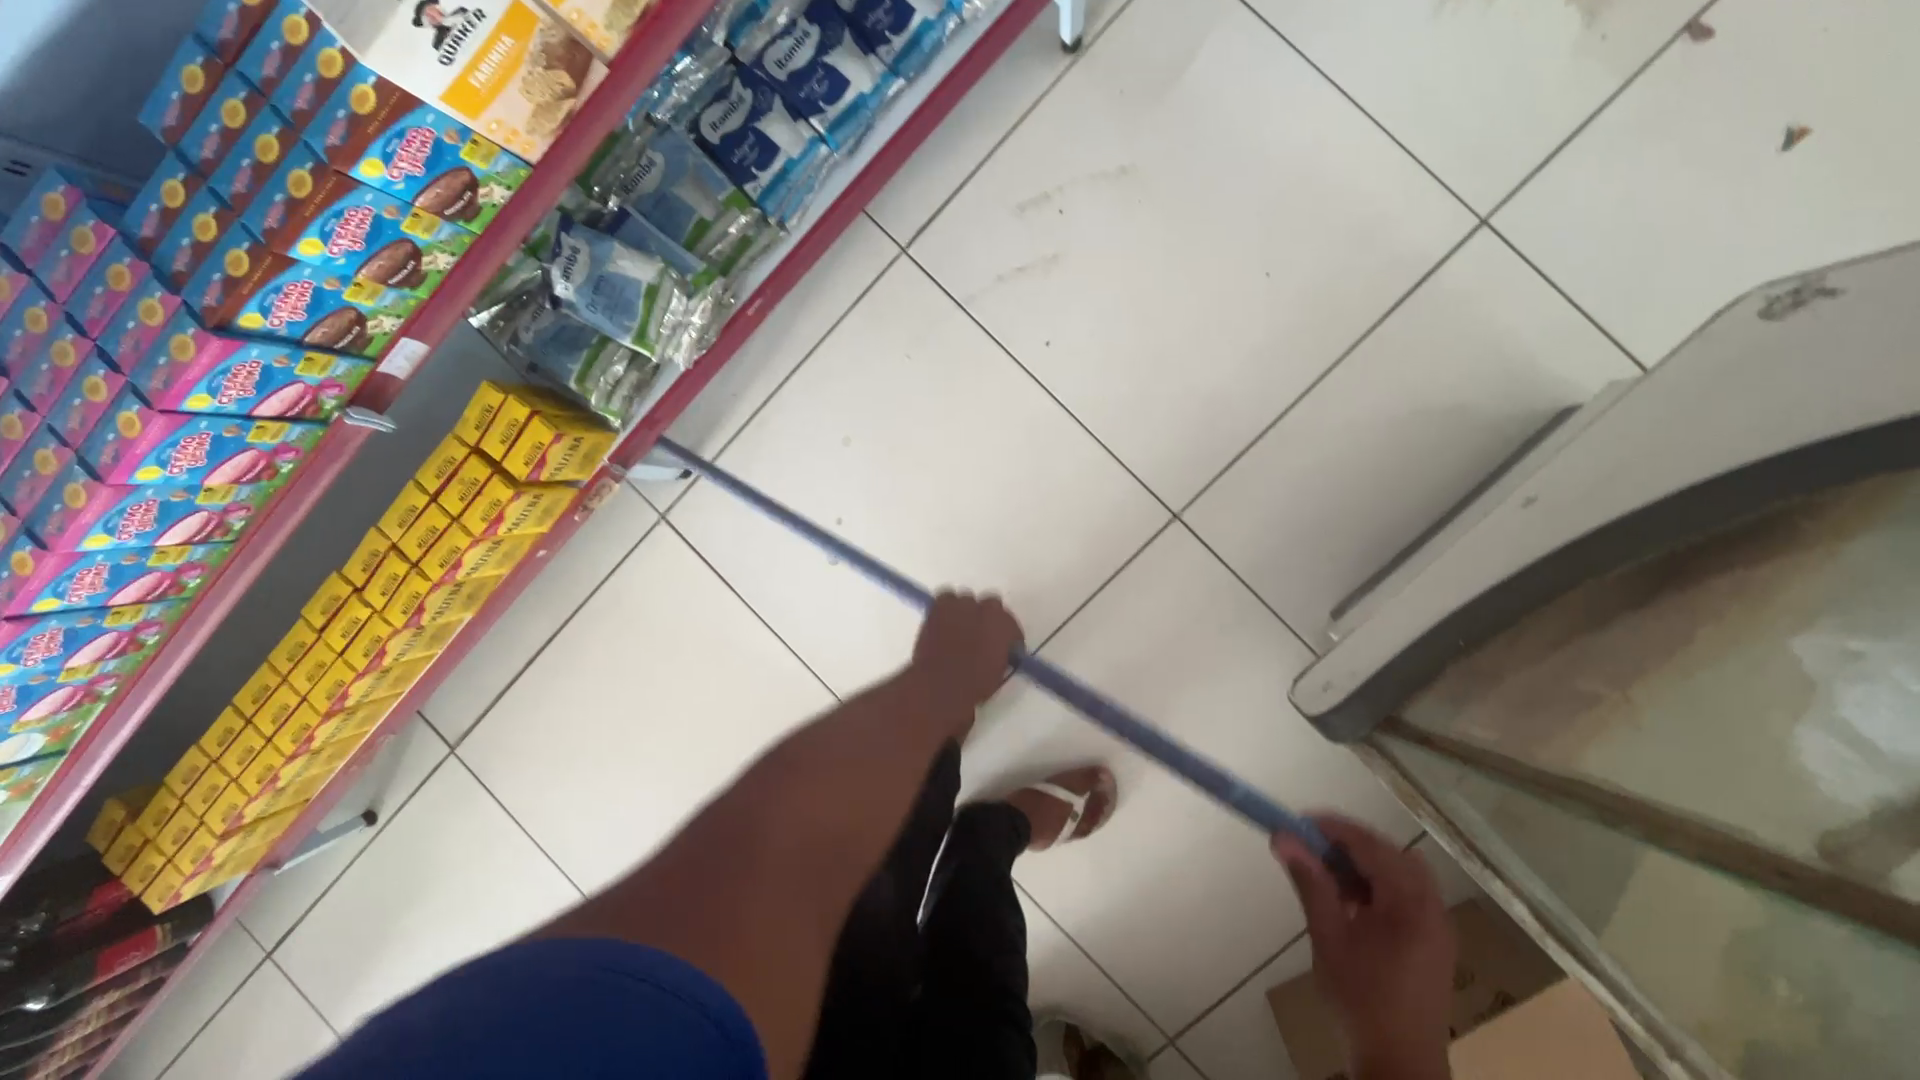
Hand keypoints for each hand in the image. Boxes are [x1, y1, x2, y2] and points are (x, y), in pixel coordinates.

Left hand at [909, 591, 1022, 719]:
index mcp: (1006, 625)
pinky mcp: (940, 606)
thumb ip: (1001, 652)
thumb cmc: (974, 684)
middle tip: (980, 637)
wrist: (941, 683)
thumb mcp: (999, 671)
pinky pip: (946, 599)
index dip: (1006, 637)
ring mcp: (962, 604)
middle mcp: (988, 608)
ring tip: (959, 629)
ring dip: (966, 612)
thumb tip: (997, 649)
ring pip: (967, 601)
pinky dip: (947, 608)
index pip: (1011, 625)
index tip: (1002, 648)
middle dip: (987, 620)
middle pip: (992, 606)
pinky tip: (944, 622)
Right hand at [1273, 817, 1454, 1079]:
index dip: (1334, 828)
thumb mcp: (1328, 937)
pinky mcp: (1433, 944)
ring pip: (1401, 876)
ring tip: (1325, 874)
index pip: (1372, 846)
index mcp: (1410, 904)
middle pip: (1393, 855)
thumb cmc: (1360, 999)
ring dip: (1364, 866)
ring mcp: (1437, 927)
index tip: (1297, 821)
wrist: (1399, 1063)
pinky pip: (1406, 898)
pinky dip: (1377, 888)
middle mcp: (1432, 908)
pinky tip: (1349, 903)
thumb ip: (1310, 882)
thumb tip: (1283, 838)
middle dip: (1351, 844)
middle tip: (1311, 845)